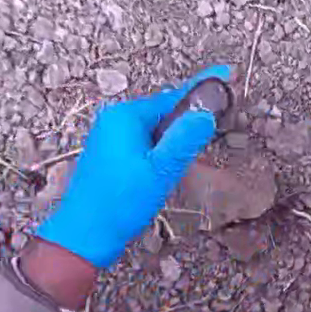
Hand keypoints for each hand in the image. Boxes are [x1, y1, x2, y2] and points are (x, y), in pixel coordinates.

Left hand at [37, 66, 230, 267]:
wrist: (84, 237)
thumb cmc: (120, 204)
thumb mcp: (161, 171)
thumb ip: (184, 139)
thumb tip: (206, 112)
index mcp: (126, 116)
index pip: (173, 97)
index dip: (202, 90)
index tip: (226, 75)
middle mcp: (114, 120)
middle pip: (165, 112)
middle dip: (189, 121)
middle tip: (213, 132)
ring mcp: (109, 137)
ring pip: (155, 130)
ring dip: (175, 140)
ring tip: (187, 161)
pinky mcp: (110, 154)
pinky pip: (144, 142)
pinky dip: (161, 150)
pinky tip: (168, 169)